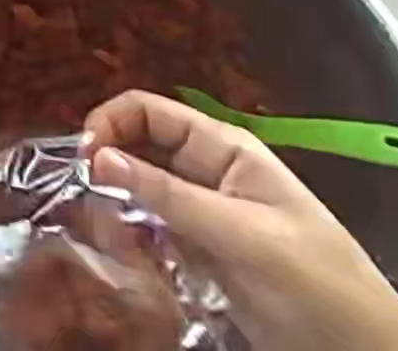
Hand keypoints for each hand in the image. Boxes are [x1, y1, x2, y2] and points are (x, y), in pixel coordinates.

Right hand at [83, 91, 397, 350]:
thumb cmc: (316, 285)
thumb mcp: (241, 235)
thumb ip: (169, 196)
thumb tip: (97, 157)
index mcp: (222, 147)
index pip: (152, 112)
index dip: (112, 122)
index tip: (82, 157)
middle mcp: (207, 172)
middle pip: (141, 149)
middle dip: (109, 167)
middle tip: (85, 204)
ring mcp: (202, 214)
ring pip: (141, 193)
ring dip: (117, 209)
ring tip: (108, 240)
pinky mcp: (201, 254)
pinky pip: (153, 233)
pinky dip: (134, 242)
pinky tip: (128, 261)